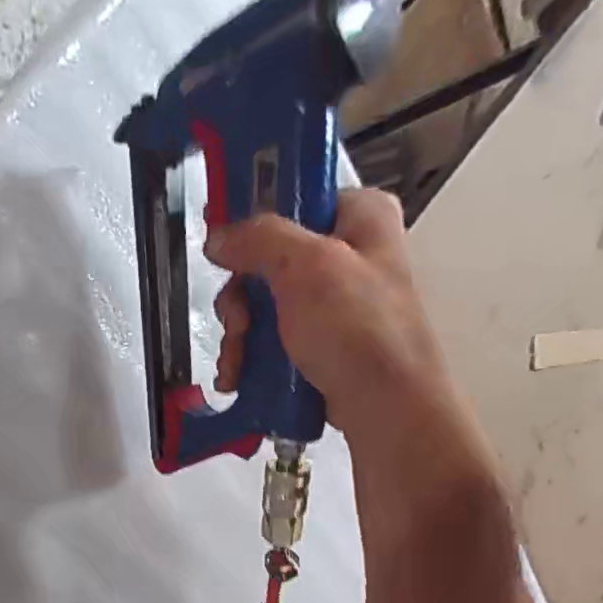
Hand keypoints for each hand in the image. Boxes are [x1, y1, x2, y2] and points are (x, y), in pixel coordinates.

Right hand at [205, 190, 455, 444]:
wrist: (384, 408)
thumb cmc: (358, 331)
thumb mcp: (307, 268)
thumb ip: (258, 239)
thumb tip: (218, 239)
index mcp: (359, 216)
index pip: (296, 194)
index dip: (254, 216)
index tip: (223, 243)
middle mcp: (347, 252)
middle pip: (265, 255)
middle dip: (240, 296)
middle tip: (237, 322)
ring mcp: (331, 299)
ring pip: (260, 300)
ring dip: (239, 333)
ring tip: (238, 362)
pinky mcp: (318, 338)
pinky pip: (269, 333)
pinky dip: (249, 353)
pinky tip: (239, 375)